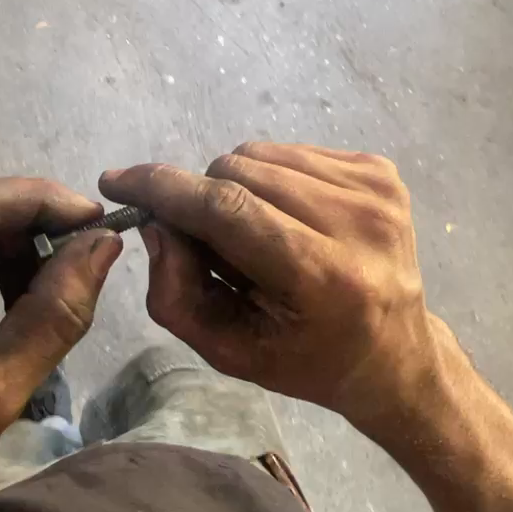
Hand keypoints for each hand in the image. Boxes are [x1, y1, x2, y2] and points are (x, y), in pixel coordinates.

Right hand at [99, 143, 445, 431]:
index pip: (225, 209)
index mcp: (323, 278)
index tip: (118, 182)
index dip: (162, 188)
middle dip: (202, 200)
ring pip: (257, 154)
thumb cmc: (304, 360)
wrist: (394, 353)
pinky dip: (269, 179)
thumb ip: (176, 292)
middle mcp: (358, 224)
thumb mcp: (227, 350)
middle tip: (215, 246)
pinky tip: (287, 219)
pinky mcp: (382, 171)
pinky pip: (289, 151)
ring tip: (256, 235)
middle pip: (235, 173)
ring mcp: (376, 191)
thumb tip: (156, 221)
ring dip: (235, 188)